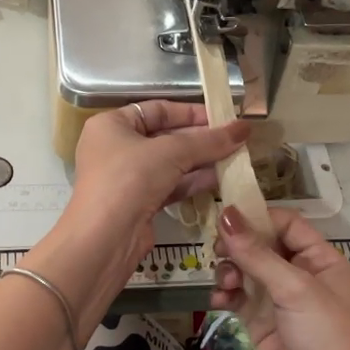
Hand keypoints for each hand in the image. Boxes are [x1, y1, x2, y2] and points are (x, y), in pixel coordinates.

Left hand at [63, 101, 250, 265]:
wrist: (105, 239)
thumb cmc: (130, 179)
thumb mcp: (171, 152)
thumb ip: (209, 140)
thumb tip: (244, 128)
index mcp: (111, 125)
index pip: (157, 110)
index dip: (190, 112)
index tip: (222, 117)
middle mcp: (116, 148)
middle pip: (165, 136)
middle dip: (200, 138)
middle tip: (236, 139)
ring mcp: (127, 178)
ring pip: (170, 163)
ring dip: (202, 160)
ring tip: (236, 157)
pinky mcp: (139, 203)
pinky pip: (170, 185)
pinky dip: (193, 181)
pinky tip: (221, 178)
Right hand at [212, 206, 349, 349]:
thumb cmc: (326, 338)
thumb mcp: (295, 290)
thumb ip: (257, 253)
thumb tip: (226, 214)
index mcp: (324, 263)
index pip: (289, 225)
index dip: (260, 218)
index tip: (227, 216)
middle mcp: (303, 278)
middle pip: (263, 246)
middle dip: (239, 246)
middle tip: (217, 249)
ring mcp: (280, 302)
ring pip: (246, 271)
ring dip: (230, 271)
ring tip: (224, 282)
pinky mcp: (261, 324)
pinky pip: (237, 298)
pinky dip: (225, 295)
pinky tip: (218, 301)